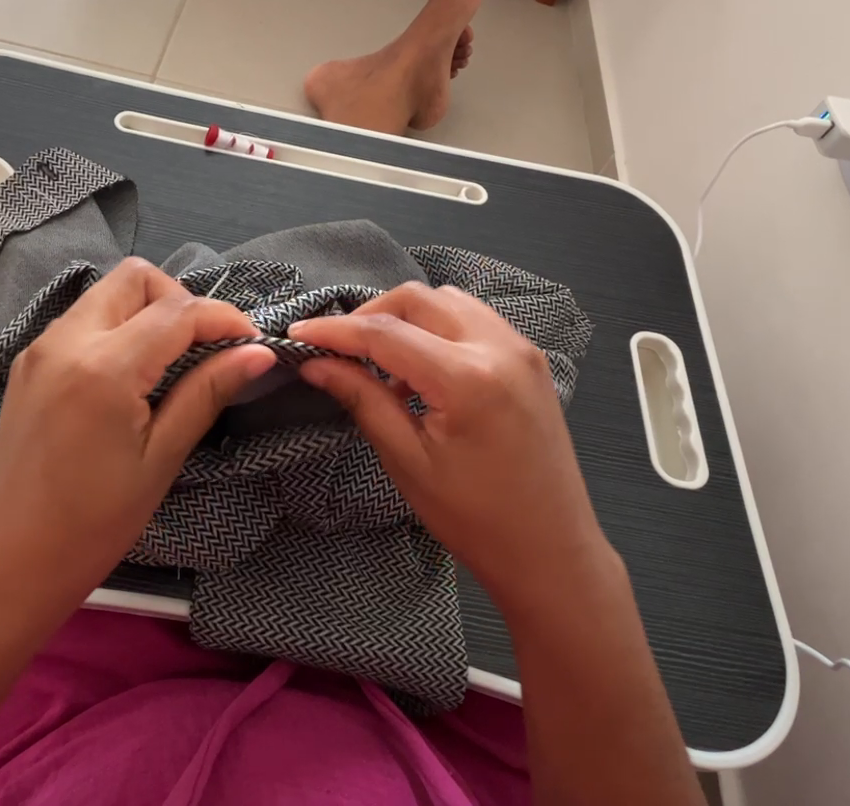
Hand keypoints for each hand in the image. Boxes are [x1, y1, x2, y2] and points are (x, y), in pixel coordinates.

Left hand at [0, 258, 275, 611]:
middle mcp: (66, 340)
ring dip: (148, 310)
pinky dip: (118, 327)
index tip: (253, 344)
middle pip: (135, 277)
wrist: (7, 563)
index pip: (178, 311)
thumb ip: (207, 392)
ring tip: (173, 362)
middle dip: (181, 300)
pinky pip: (83, 320)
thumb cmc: (92, 525)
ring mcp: (40, 348)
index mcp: (103, 367)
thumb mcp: (161, 459)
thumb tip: (257, 353)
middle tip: (205, 347)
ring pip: (107, 293)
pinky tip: (133, 373)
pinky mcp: (28, 363)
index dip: (224, 319)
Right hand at [289, 283, 606, 611]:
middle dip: (369, 315)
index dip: (334, 330)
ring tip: (380, 359)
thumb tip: (317, 363)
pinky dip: (437, 327)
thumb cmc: (475, 518)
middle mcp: (499, 347)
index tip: (298, 334)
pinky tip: (421, 367)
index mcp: (467, 378)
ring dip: (405, 317)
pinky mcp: (530, 358)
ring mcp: (521, 348)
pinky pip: (473, 318)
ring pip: (446, 300)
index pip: (384, 333)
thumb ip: (362, 398)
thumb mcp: (407, 460)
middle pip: (416, 299)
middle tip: (338, 348)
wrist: (551, 550)